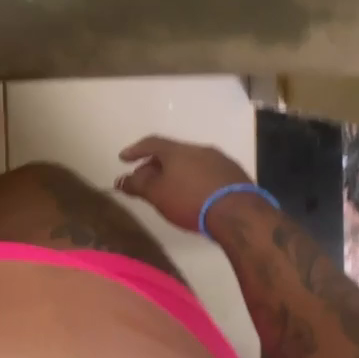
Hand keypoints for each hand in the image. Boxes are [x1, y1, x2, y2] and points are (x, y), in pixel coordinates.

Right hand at [114, 135, 254, 233]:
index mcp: (177, 150)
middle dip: (156, 165)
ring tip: (171, 189)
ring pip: (192, 162)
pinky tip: (195, 194)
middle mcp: (199, 149)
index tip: (124, 159)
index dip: (135, 150)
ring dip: (178, 172)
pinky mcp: (237, 175)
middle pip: (172, 153)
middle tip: (147, 179)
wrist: (239, 214)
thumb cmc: (190, 200)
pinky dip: (196, 179)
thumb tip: (119, 180)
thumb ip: (135, 185)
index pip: (151, 143)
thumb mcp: (155, 194)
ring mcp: (221, 161)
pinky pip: (208, 172)